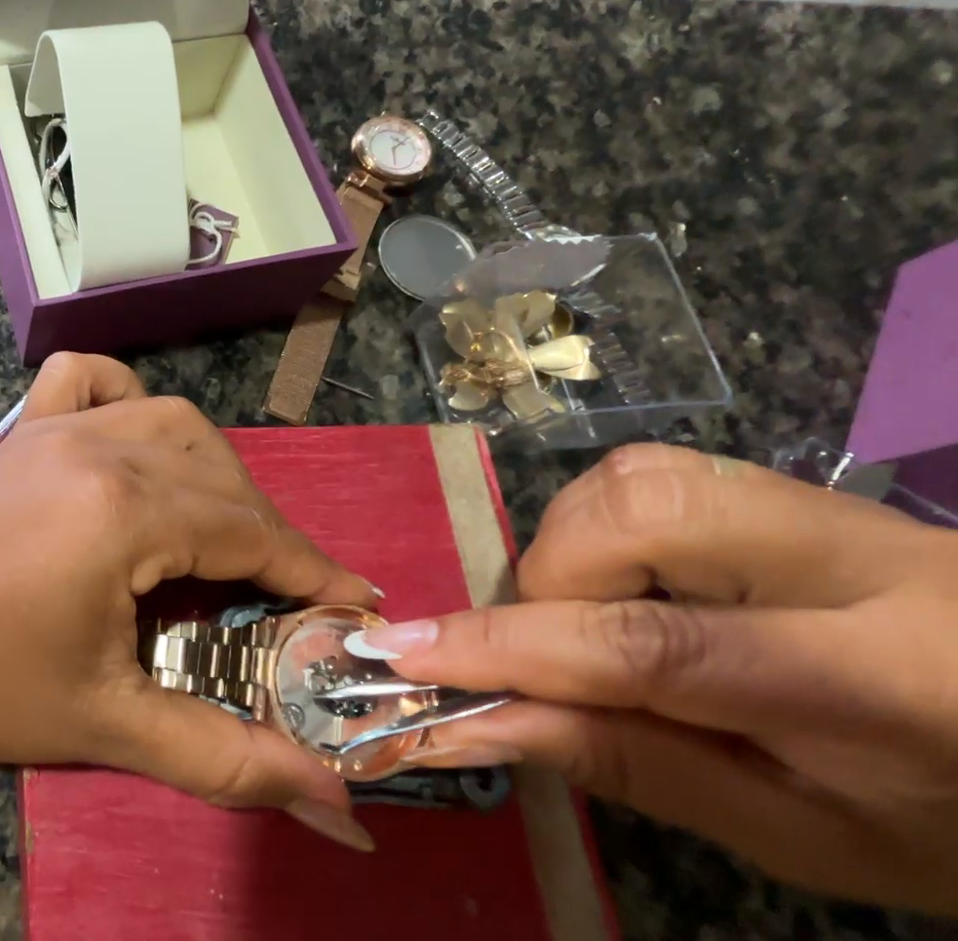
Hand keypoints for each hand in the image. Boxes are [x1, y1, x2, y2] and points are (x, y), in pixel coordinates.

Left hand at [0, 353, 381, 848]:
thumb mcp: (110, 724)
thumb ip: (230, 759)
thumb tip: (343, 812)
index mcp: (122, 509)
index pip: (248, 531)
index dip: (310, 572)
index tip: (354, 604)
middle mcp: (95, 446)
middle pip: (217, 472)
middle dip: (263, 531)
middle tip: (279, 593)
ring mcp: (50, 428)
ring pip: (168, 419)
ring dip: (211, 471)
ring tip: (219, 536)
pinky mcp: (17, 433)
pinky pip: (85, 381)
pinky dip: (126, 399)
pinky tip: (133, 447)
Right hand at [350, 445, 957, 912]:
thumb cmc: (945, 823)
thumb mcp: (802, 836)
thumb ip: (635, 767)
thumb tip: (477, 722)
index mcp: (885, 682)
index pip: (655, 647)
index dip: (511, 647)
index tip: (404, 652)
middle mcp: (864, 560)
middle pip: (643, 511)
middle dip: (550, 577)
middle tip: (550, 649)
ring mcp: (835, 508)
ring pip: (637, 474)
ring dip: (570, 543)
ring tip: (588, 616)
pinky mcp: (799, 488)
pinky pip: (657, 471)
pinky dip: (600, 521)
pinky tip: (623, 578)